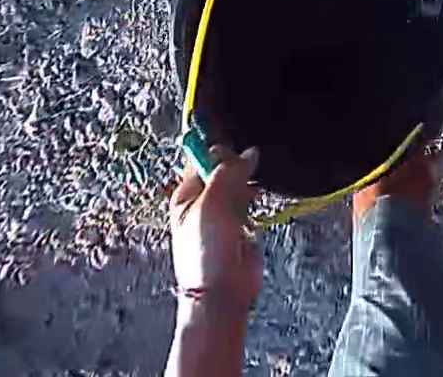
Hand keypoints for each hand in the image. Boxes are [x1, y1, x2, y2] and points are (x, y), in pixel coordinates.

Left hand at [169, 146, 261, 314]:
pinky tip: (256, 198)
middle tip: (242, 177)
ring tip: (249, 192)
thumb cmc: (206, 249)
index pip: (201, 157)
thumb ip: (229, 172)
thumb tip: (250, 152)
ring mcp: (222, 210)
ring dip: (247, 181)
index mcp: (185, 194)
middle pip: (223, 166)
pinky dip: (254, 193)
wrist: (223, 292)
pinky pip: (249, 195)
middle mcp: (202, 199)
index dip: (218, 151)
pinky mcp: (240, 220)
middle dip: (236, 167)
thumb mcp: (212, 202)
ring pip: (238, 179)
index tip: (232, 154)